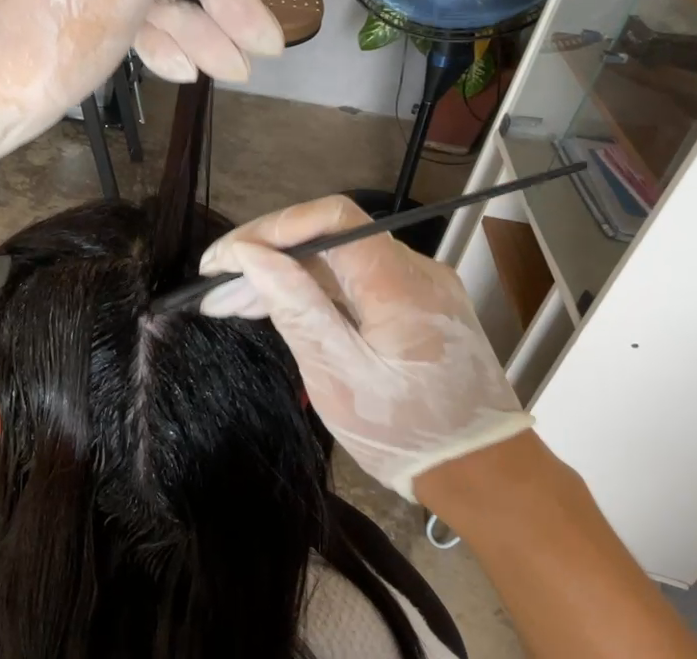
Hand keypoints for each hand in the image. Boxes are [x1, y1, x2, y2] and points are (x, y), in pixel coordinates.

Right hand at [198, 195, 531, 501]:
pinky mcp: (410, 305)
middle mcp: (413, 271)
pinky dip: (306, 291)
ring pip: (332, 260)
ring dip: (279, 275)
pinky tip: (269, 308)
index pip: (330, 218)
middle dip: (264, 255)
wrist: (484, 477)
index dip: (270, 228)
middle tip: (212, 286)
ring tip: (226, 302)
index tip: (225, 259)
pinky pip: (348, 282)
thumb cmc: (407, 432)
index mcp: (400, 283)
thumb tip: (249, 255)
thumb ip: (296, 307)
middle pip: (326, 236)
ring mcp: (414, 286)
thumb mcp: (339, 374)